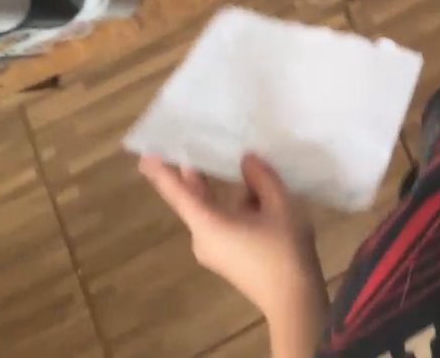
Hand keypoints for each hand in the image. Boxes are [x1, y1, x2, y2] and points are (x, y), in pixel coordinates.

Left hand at [139, 154, 324, 329]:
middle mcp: (204, 237)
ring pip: (213, 209)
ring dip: (220, 187)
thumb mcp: (279, 204)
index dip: (162, 174)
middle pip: (194, 200)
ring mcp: (215, 248)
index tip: (147, 155)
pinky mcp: (228, 254)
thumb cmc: (282, 246)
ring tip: (236, 160)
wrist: (292, 293)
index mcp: (209, 224)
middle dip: (192, 174)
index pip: (180, 194)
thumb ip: (261, 178)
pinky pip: (224, 220)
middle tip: (187, 145)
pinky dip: (233, 202)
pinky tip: (257, 190)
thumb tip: (246, 159)